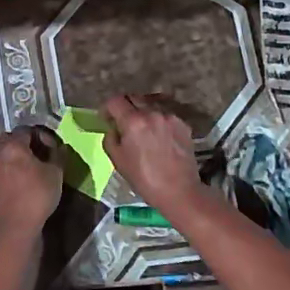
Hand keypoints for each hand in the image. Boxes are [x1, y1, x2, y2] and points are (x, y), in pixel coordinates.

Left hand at [0, 127, 62, 232]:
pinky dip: (9, 167)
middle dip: (25, 142)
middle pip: (10, 138)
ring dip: (16, 155)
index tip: (52, 148)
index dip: (41, 135)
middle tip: (40, 153)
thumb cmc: (37, 195)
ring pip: (3, 153)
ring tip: (31, 166)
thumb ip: (58, 156)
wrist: (14, 224)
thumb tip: (60, 147)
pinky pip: (0, 166)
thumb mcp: (55, 174)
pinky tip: (21, 179)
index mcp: (13, 145)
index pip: (26, 130)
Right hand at [102, 95, 205, 211]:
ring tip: (141, 126)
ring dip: (142, 111)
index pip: (115, 101)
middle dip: (125, 106)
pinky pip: (165, 114)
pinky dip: (157, 119)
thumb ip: (111, 138)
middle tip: (122, 121)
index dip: (107, 108)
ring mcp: (170, 117)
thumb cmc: (143, 178)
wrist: (179, 191)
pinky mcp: (183, 124)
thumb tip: (114, 128)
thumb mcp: (117, 160)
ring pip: (151, 104)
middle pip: (134, 98)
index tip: (106, 118)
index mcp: (133, 121)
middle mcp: (152, 113)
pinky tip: (158, 134)